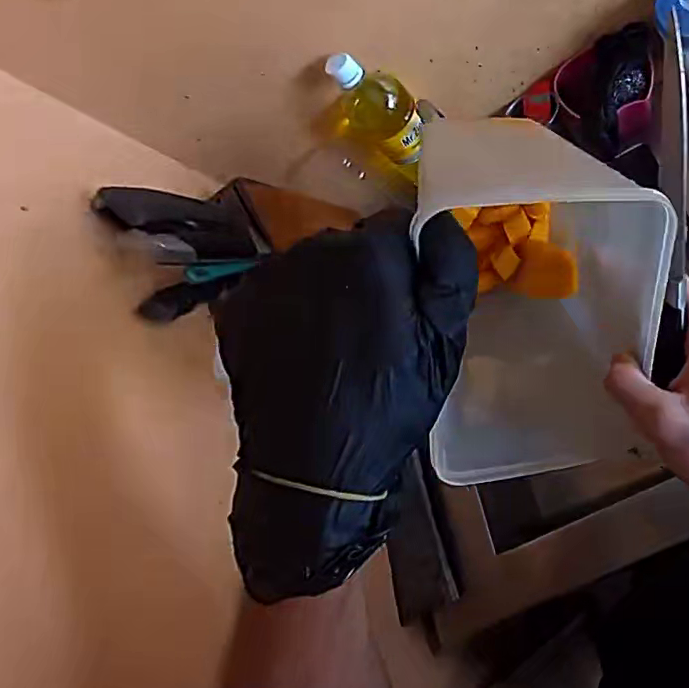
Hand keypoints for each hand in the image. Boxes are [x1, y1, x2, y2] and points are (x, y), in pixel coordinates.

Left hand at [212, 213, 477, 601]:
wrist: (311, 471)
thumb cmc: (391, 402)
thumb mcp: (445, 340)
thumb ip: (450, 267)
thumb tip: (438, 216)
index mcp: (367, 255)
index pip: (398, 222)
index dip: (413, 257)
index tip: (414, 299)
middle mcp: (310, 252)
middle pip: (355, 240)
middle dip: (374, 269)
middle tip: (385, 324)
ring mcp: (267, 279)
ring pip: (318, 261)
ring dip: (335, 285)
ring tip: (344, 339)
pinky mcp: (238, 306)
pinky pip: (283, 285)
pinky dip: (299, 303)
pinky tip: (309, 345)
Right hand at [603, 280, 688, 561]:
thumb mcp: (662, 421)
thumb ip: (630, 386)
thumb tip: (614, 362)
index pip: (679, 285)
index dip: (646, 275)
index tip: (612, 272)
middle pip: (672, 304)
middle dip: (637, 305)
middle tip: (599, 306)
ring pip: (671, 330)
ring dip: (643, 334)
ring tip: (607, 336)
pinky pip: (674, 351)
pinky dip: (652, 355)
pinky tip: (628, 370)